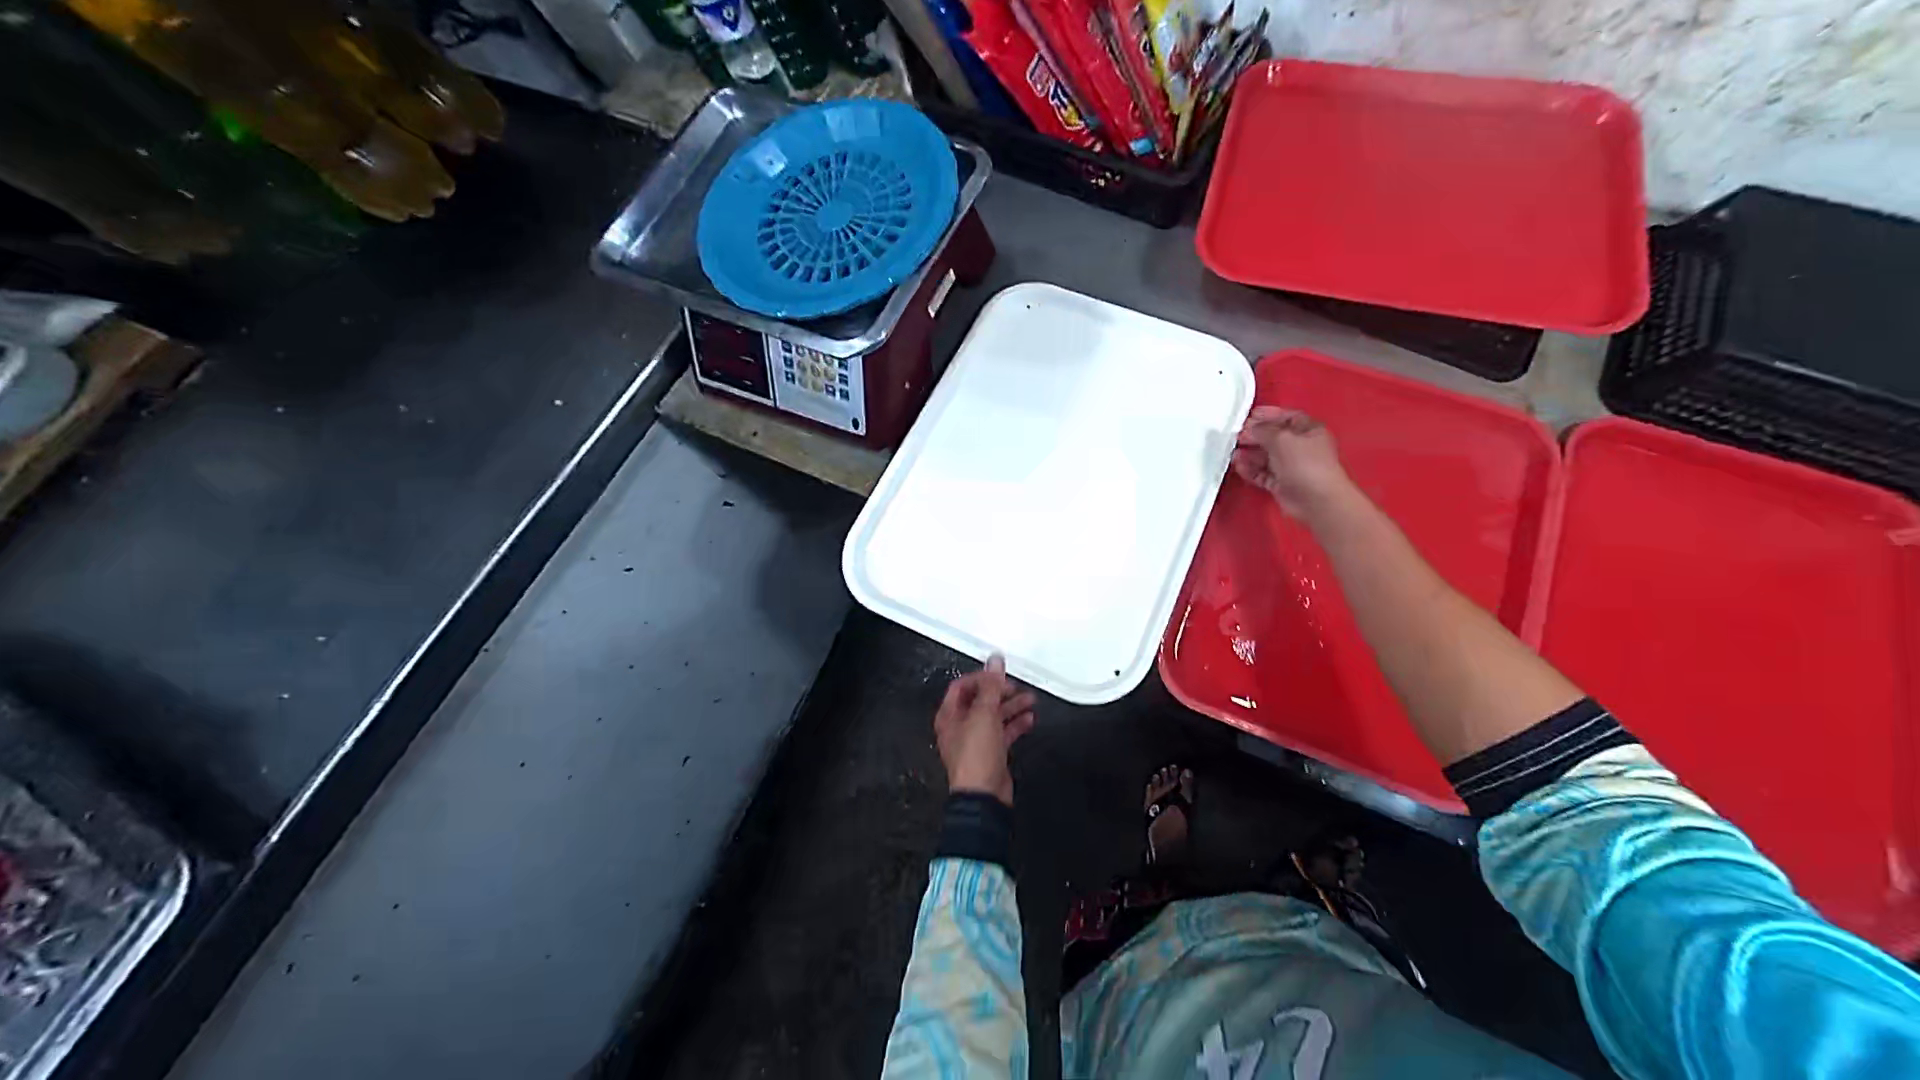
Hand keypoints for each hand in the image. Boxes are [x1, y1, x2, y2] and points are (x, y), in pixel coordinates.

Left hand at [933, 655, 1035, 806]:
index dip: (980, 677)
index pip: (962, 686)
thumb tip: (994, 663)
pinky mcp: (991, 753)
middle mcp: (960, 727)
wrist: (984, 796)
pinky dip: (1016, 724)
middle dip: (999, 692)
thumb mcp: (984, 714)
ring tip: (1029, 700)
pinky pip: (1004, 732)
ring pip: (994, 716)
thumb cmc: (974, 760)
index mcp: (950, 715)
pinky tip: (1028, 719)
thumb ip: (991, 686)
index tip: (998, 674)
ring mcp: (976, 741)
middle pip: (980, 700)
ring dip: (1011, 706)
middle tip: (1015, 686)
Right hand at [1232, 407, 1354, 519]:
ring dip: (1249, 454)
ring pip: (1266, 457)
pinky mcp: (1282, 483)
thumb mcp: (1282, 439)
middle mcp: (1301, 447)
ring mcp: (1291, 466)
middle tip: (1237, 435)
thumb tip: (1250, 429)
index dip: (1269, 415)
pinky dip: (1251, 470)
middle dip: (1255, 436)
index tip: (1250, 415)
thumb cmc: (1304, 463)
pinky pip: (1263, 473)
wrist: (1316, 500)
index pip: (1288, 417)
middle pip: (1274, 438)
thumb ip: (1263, 430)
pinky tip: (1239, 467)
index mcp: (1309, 430)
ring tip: (1234, 453)